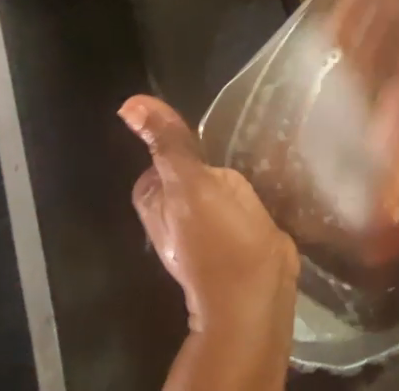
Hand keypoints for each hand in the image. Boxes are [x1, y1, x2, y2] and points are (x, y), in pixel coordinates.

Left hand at [119, 95, 297, 366]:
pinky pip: (241, 200)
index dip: (179, 140)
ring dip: (234, 172)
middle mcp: (175, 214)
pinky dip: (252, 190)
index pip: (161, 155)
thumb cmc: (218, 238)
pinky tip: (270, 178)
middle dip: (210, 155)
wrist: (256, 295)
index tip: (205, 125)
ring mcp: (208, 227)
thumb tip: (128, 103)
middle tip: (239, 132)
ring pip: (217, 183)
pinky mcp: (239, 234)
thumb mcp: (190, 182)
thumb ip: (167, 143)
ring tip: (257, 148)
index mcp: (156, 200)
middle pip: (190, 168)